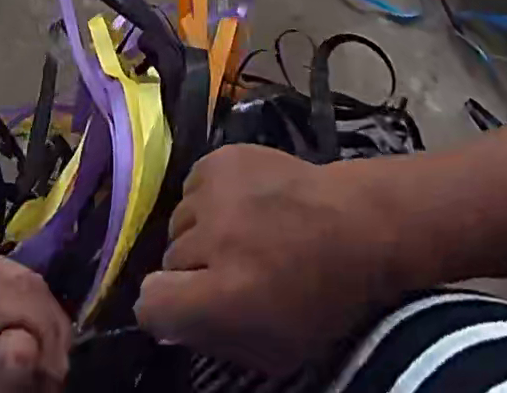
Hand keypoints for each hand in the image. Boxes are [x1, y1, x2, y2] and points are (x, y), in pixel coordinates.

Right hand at [134, 145, 406, 373]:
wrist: (356, 222)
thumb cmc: (323, 295)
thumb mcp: (275, 347)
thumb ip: (214, 337)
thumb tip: (172, 323)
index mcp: (225, 295)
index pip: (151, 301)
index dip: (161, 307)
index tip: (181, 304)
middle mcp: (211, 238)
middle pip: (169, 259)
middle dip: (191, 269)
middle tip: (225, 268)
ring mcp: (214, 192)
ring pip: (179, 220)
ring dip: (199, 232)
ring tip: (236, 232)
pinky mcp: (220, 158)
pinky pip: (192, 184)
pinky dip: (207, 197)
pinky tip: (238, 202)